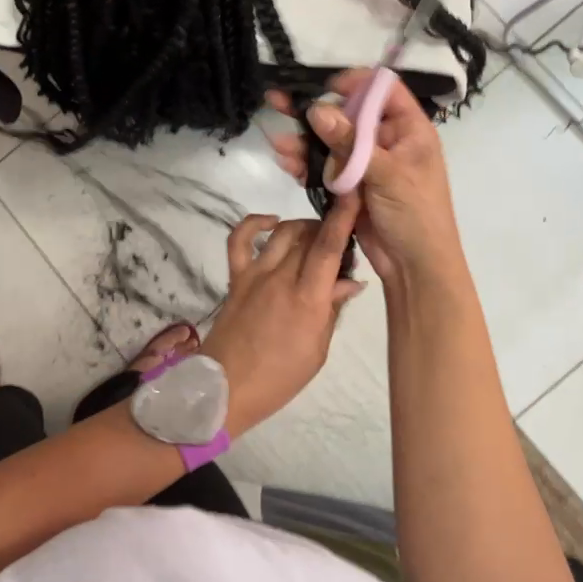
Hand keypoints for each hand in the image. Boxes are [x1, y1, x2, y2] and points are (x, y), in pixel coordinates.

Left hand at [201, 197, 364, 435]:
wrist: (228, 386)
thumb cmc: (280, 377)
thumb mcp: (318, 349)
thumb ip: (332, 309)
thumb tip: (350, 281)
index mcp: (307, 299)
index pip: (328, 248)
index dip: (343, 218)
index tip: (354, 196)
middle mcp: (281, 277)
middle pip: (308, 236)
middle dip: (328, 230)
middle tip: (341, 244)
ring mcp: (254, 273)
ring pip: (282, 232)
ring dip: (302, 226)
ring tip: (315, 236)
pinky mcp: (235, 276)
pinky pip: (240, 238)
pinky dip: (254, 223)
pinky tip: (270, 222)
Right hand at [265, 70, 463, 288]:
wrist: (415, 268)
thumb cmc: (416, 216)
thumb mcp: (386, 175)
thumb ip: (350, 143)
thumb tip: (316, 110)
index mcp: (408, 131)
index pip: (383, 91)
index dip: (356, 83)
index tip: (326, 87)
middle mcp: (386, 141)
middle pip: (347, 114)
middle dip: (314, 111)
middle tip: (278, 102)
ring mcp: (366, 163)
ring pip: (330, 142)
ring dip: (304, 142)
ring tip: (279, 144)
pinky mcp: (350, 185)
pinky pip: (324, 167)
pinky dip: (305, 164)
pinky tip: (286, 162)